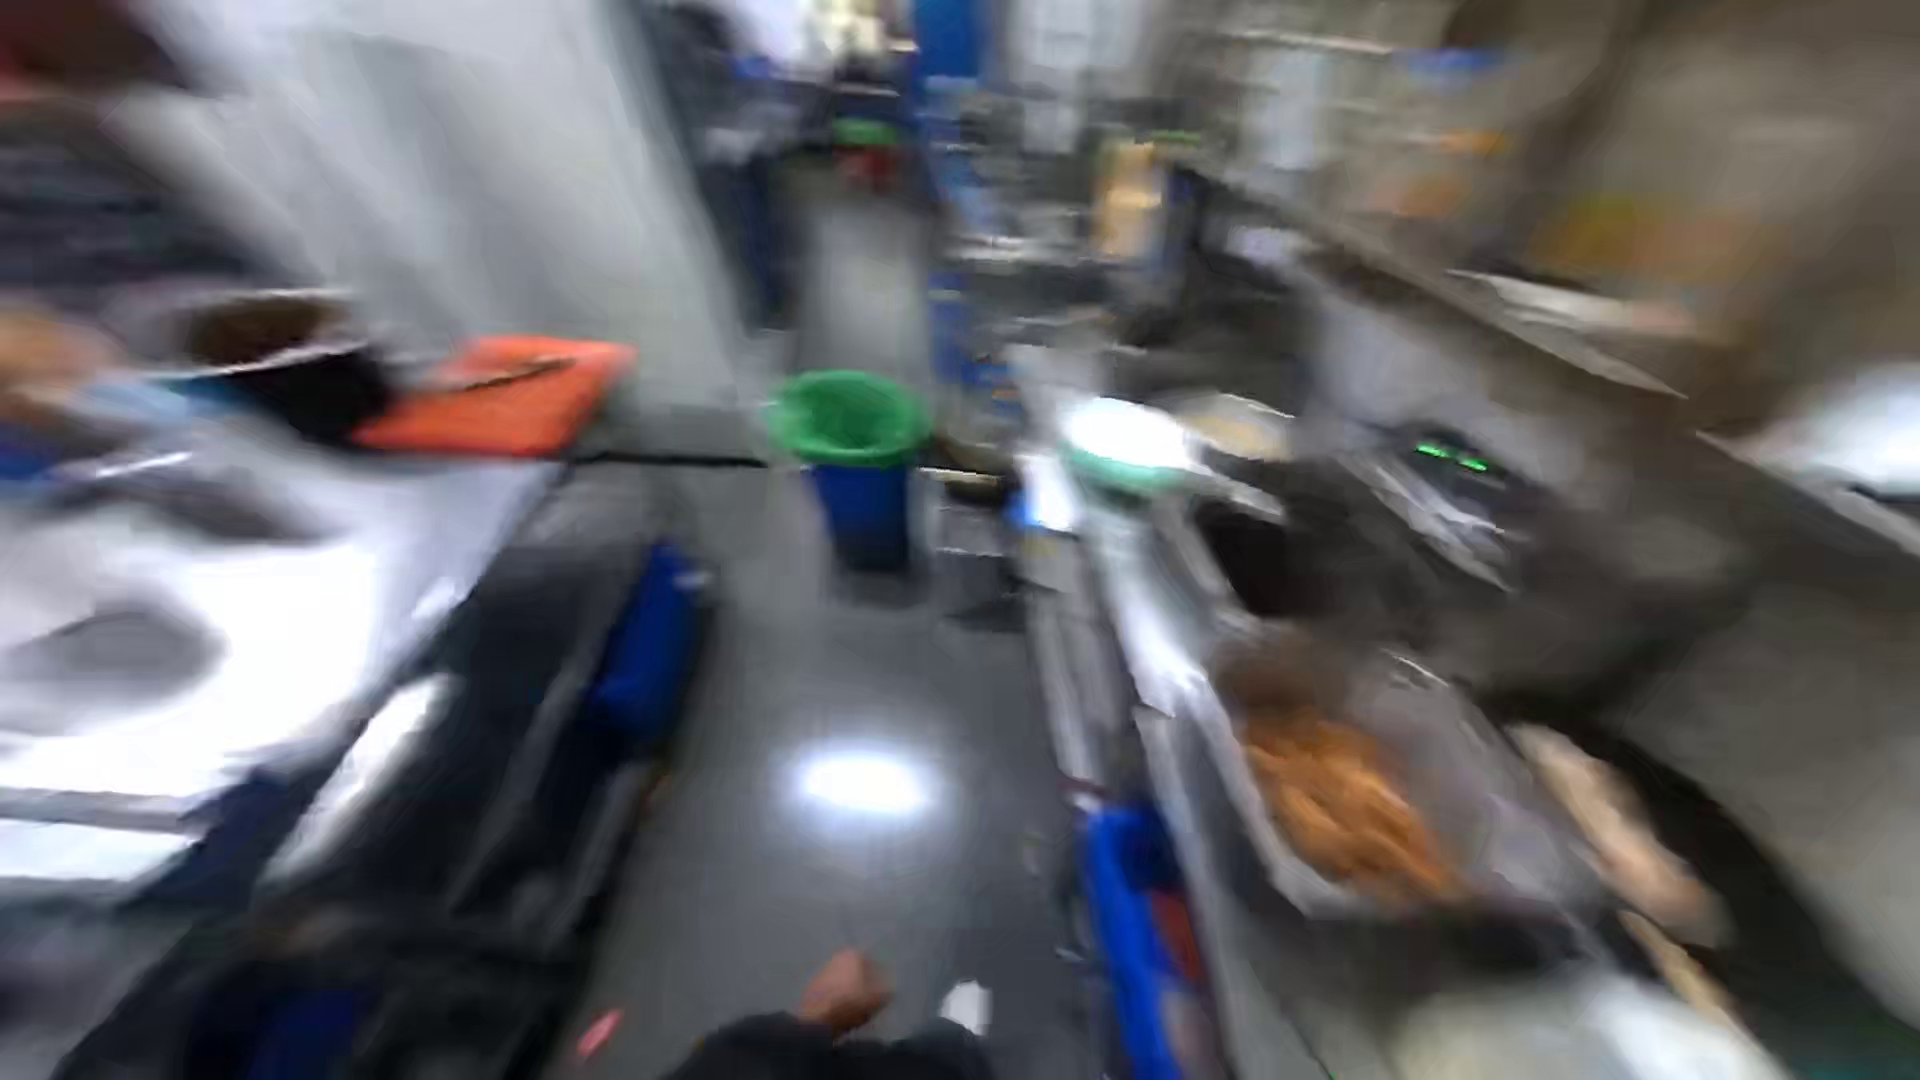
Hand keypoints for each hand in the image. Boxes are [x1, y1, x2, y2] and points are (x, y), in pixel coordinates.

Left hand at [795, 949, 891, 1034]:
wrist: (816, 1019)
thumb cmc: (849, 1003)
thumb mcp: (874, 999)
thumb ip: (886, 992)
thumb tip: (892, 989)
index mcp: (853, 953)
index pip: (871, 962)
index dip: (879, 976)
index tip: (883, 989)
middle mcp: (838, 956)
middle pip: (856, 969)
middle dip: (863, 981)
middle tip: (870, 997)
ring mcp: (823, 970)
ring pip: (843, 978)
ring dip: (849, 988)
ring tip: (855, 1006)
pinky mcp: (813, 985)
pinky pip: (832, 989)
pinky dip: (837, 996)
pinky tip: (841, 1009)